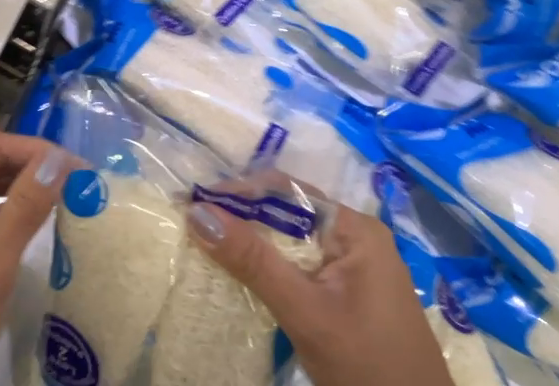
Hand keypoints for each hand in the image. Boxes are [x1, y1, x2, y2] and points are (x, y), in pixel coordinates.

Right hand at [187, 188, 453, 385]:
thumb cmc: (368, 366)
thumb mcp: (305, 312)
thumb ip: (253, 260)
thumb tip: (195, 211)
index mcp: (355, 229)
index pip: (283, 190)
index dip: (235, 192)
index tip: (190, 204)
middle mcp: (355, 235)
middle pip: (285, 209)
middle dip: (238, 215)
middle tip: (190, 224)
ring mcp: (353, 263)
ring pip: (289, 235)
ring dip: (249, 238)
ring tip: (205, 242)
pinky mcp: (346, 288)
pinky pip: (298, 259)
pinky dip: (266, 260)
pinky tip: (240, 271)